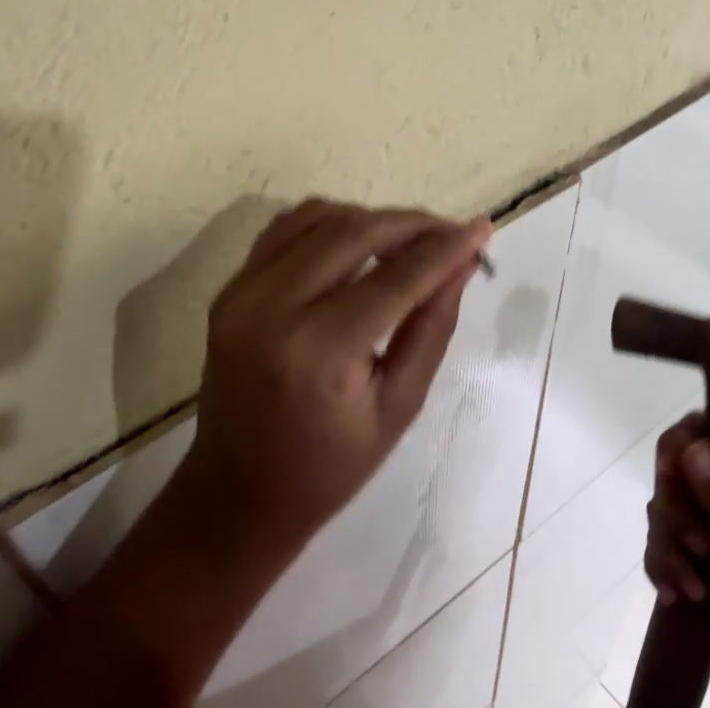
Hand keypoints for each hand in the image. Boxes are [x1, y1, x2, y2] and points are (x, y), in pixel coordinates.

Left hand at [176, 199, 491, 545]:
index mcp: (320, 350)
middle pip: (353, 232)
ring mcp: (242, 293)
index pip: (395, 278)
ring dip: (368, 219)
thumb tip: (461, 264)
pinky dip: (324, 225)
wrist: (239, 491)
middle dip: (410, 224)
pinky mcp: (229, 290)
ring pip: (315, 218)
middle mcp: (273, 307)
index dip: (444, 248)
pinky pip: (282, 231)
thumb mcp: (398, 407)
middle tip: (449, 234)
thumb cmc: (330, 467)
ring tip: (405, 243)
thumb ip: (432, 328)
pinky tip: (354, 244)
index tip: (480, 230)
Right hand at [647, 414, 709, 706]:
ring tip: (691, 587)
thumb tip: (691, 444)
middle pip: (678, 476)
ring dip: (670, 549)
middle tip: (697, 547)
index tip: (670, 473)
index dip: (684, 446)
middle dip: (677, 516)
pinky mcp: (702, 558)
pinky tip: (677, 595)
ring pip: (666, 513)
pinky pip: (665, 546)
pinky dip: (665, 568)